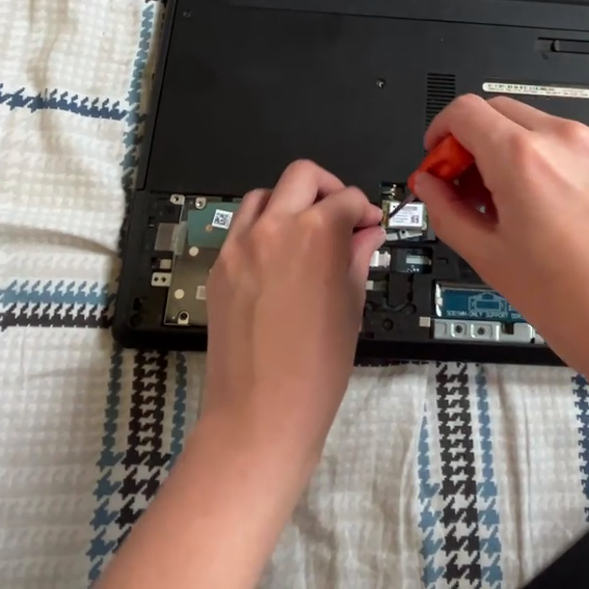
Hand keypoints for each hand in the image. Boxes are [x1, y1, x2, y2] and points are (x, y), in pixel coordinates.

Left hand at [200, 159, 383, 474]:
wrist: (260, 412)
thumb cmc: (316, 368)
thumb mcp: (352, 306)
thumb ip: (358, 257)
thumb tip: (367, 234)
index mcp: (316, 234)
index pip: (347, 198)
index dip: (365, 209)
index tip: (369, 225)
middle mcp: (273, 228)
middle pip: (302, 175)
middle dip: (328, 188)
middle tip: (341, 215)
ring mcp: (239, 246)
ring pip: (265, 195)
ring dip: (289, 203)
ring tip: (306, 233)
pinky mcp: (219, 267)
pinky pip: (241, 228)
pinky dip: (262, 229)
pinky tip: (278, 259)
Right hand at [411, 95, 588, 402]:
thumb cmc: (588, 309)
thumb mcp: (493, 261)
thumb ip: (449, 213)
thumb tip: (431, 189)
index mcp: (526, 158)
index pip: (464, 111)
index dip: (439, 134)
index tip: (437, 162)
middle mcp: (566, 140)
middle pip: (498, 110)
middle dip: (471, 142)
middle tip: (460, 187)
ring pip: (535, 126)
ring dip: (508, 151)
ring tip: (504, 208)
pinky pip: (569, 145)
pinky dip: (544, 162)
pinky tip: (541, 211)